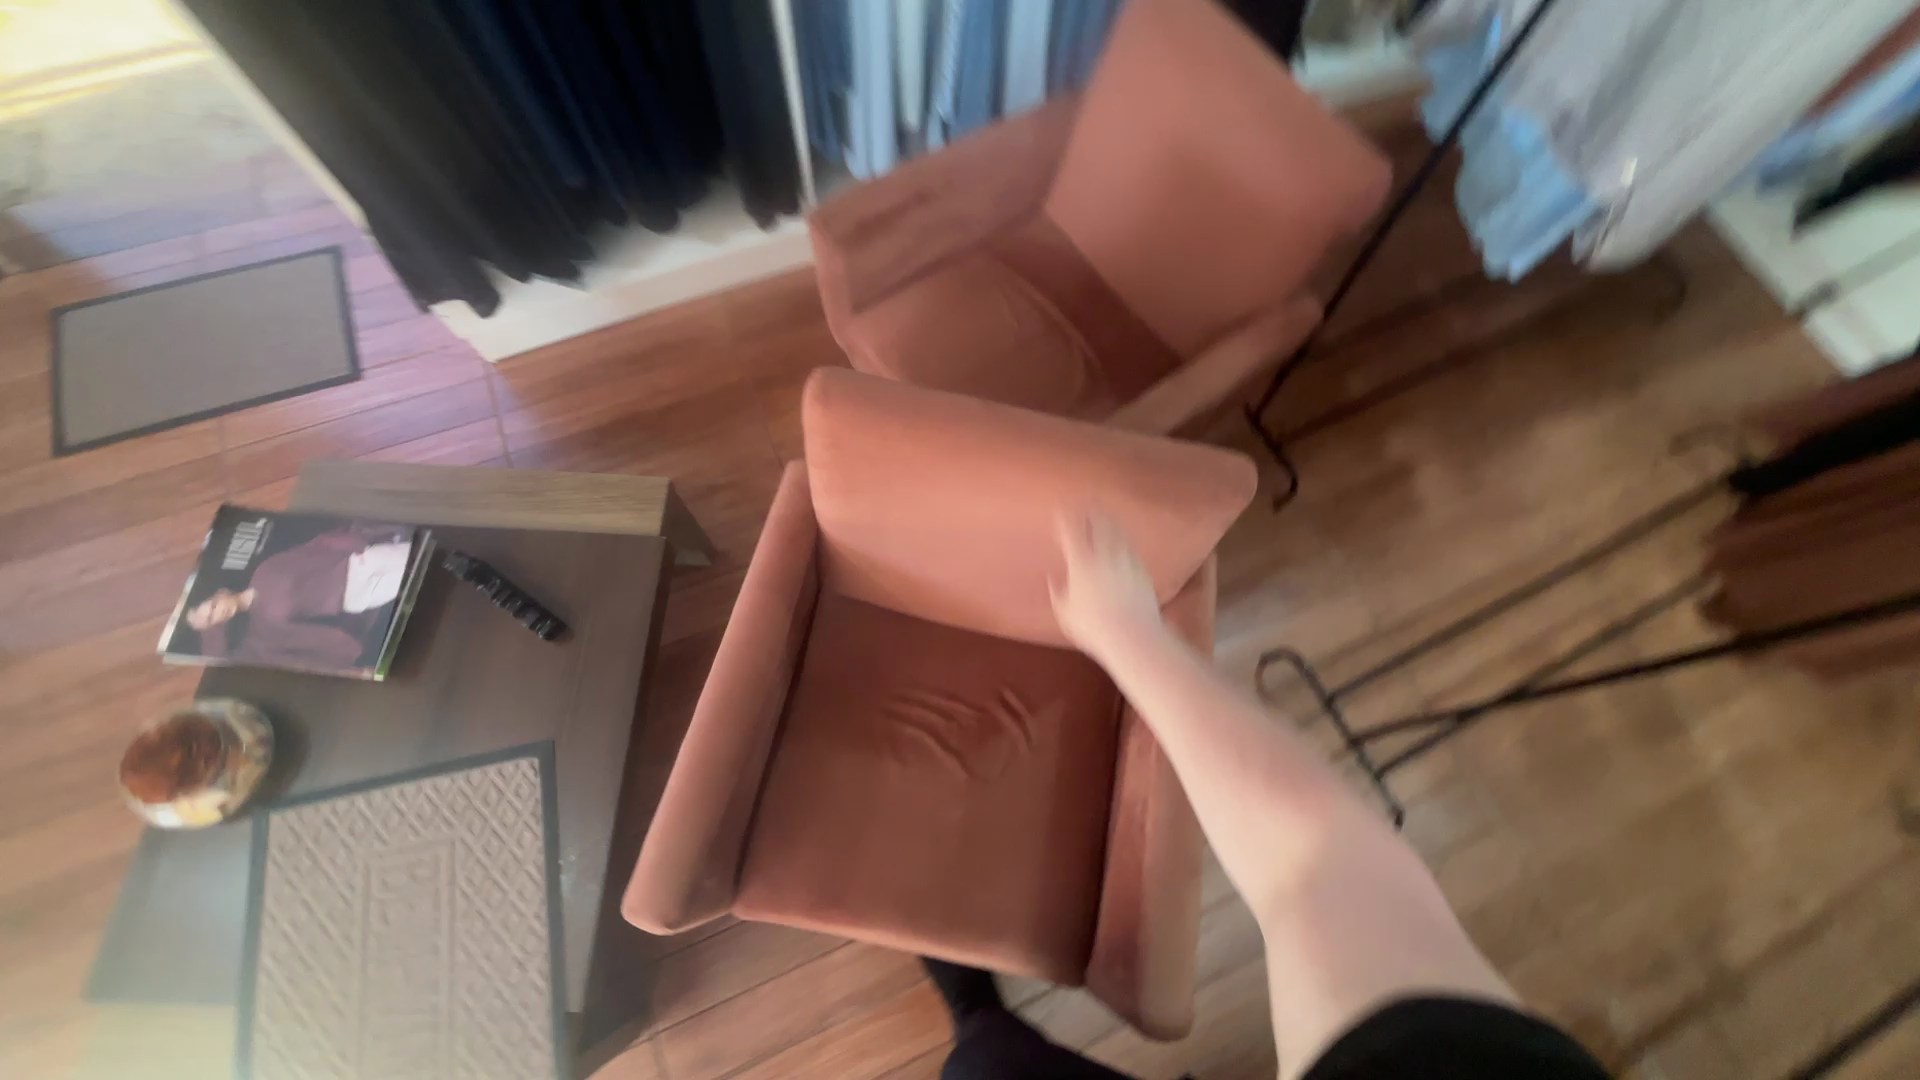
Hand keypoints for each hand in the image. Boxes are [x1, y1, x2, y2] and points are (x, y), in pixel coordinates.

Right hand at [1050, 510, 1165, 662]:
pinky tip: (1119, 542)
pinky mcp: (1141, 569)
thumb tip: (1055, 579)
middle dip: (1091, 510)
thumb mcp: (1065, 612)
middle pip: (1098, 523)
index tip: (1061, 509)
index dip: (1065, 517)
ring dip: (1108, 521)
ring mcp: (1126, 559)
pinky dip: (1121, 539)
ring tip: (1103, 516)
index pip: (1071, 530)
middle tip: (1086, 501)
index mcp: (1082, 561)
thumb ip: (1058, 592)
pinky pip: (1128, 547)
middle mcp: (1105, 554)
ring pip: (1116, 532)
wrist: (1133, 635)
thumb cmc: (1093, 626)